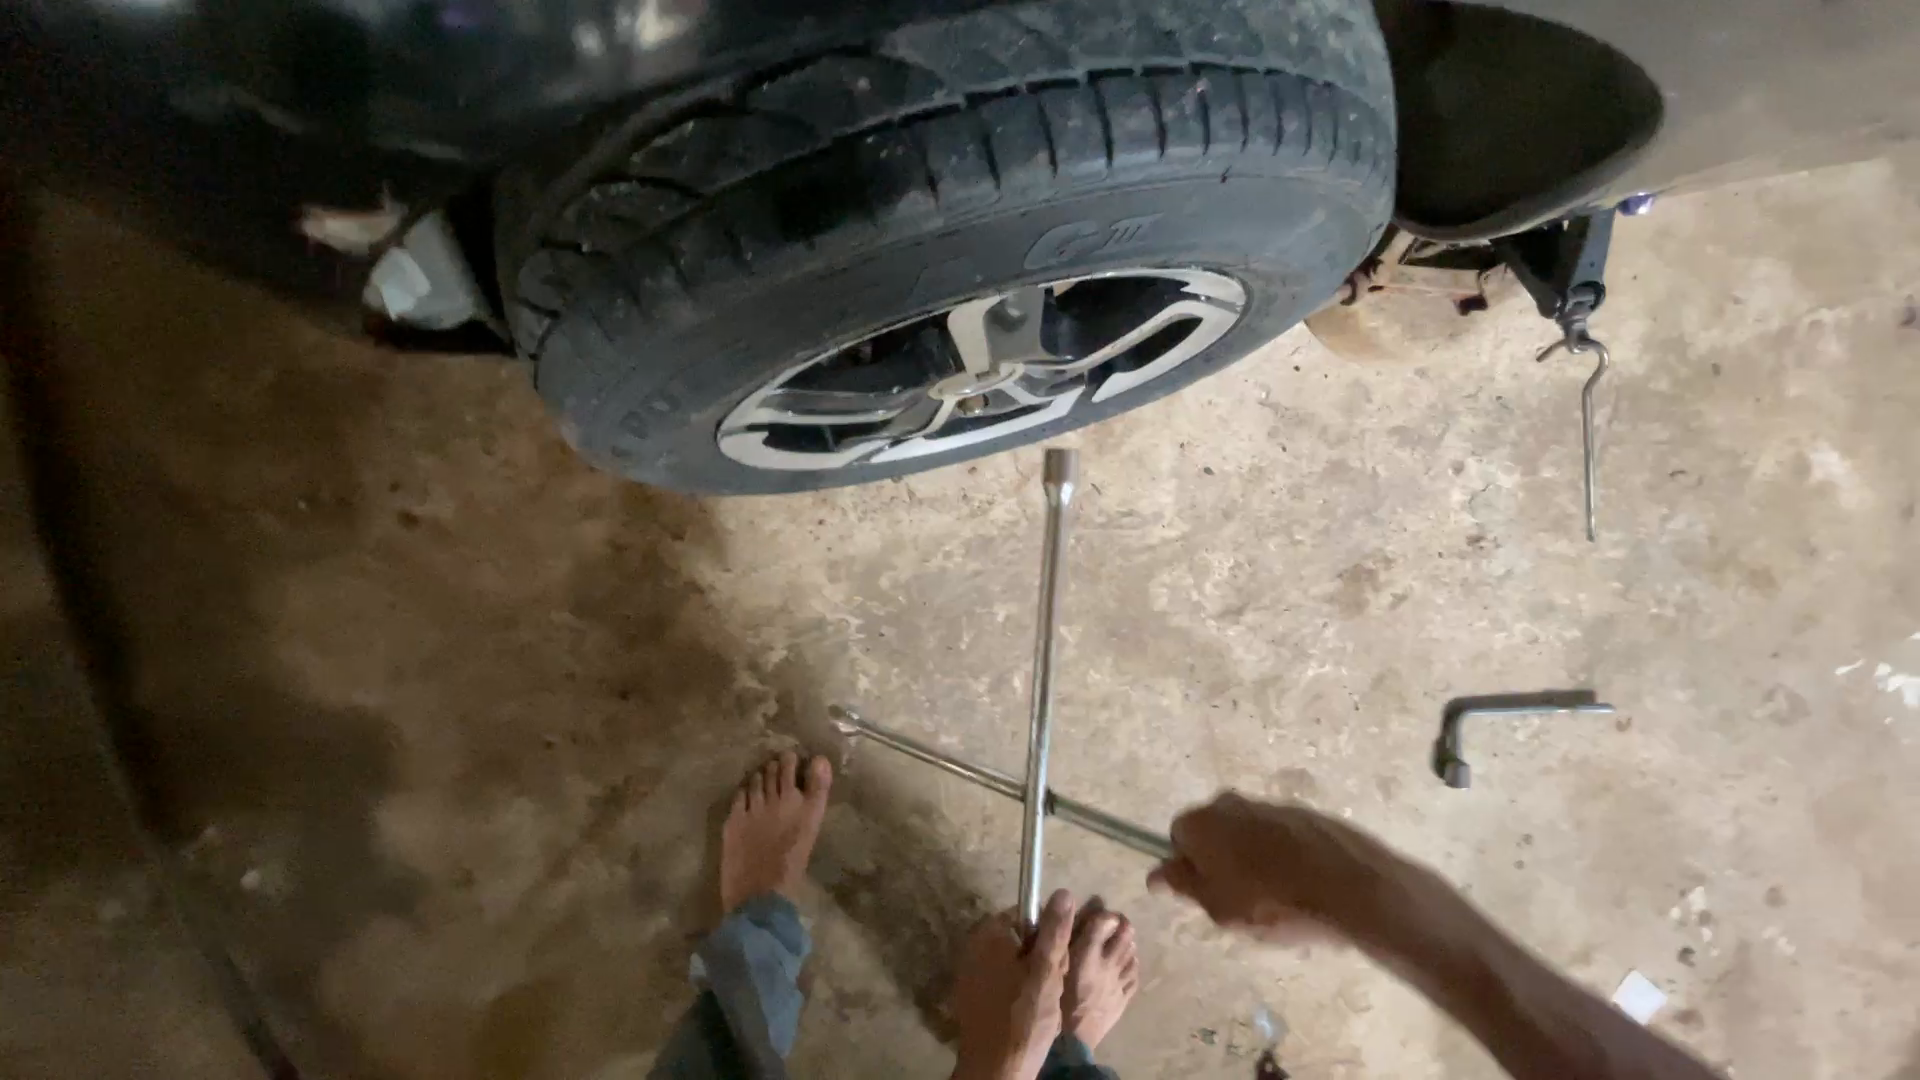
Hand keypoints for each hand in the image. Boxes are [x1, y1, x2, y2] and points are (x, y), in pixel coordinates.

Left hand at [950, 890, 1075, 1079]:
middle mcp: (972, 945)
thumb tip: (1063, 892)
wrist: (995, 1069)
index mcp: (988, 932)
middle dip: (1037, 955)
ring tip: (1039, 1001)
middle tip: (1050, 983)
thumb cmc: (1023, 1016)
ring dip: (1026, 974)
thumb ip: (1054, 930)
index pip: (1025, 914)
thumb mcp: (1047, 970)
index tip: (1057, 959)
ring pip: (1008, 961)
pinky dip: (1011, 990)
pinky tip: (1023, 1011)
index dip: (1046, 933)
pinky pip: (997, 980)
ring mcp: (967, 972)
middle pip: (1016, 937)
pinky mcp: (968, 996)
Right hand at [1147, 793, 1424, 945]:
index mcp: (1201, 821)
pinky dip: (1284, 855)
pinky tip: (1303, 887)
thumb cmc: (1270, 901)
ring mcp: (1269, 804)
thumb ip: (1182, 885)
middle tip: (1238, 900)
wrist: (1349, 886)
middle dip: (1220, 859)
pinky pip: (1281, 835)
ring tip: (1277, 898)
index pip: (1177, 835)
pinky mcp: (1305, 813)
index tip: (1207, 894)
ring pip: (1247, 831)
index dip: (1189, 866)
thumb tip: (1155, 874)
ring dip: (1253, 856)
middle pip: (1212, 829)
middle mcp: (1228, 802)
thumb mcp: (1217, 907)